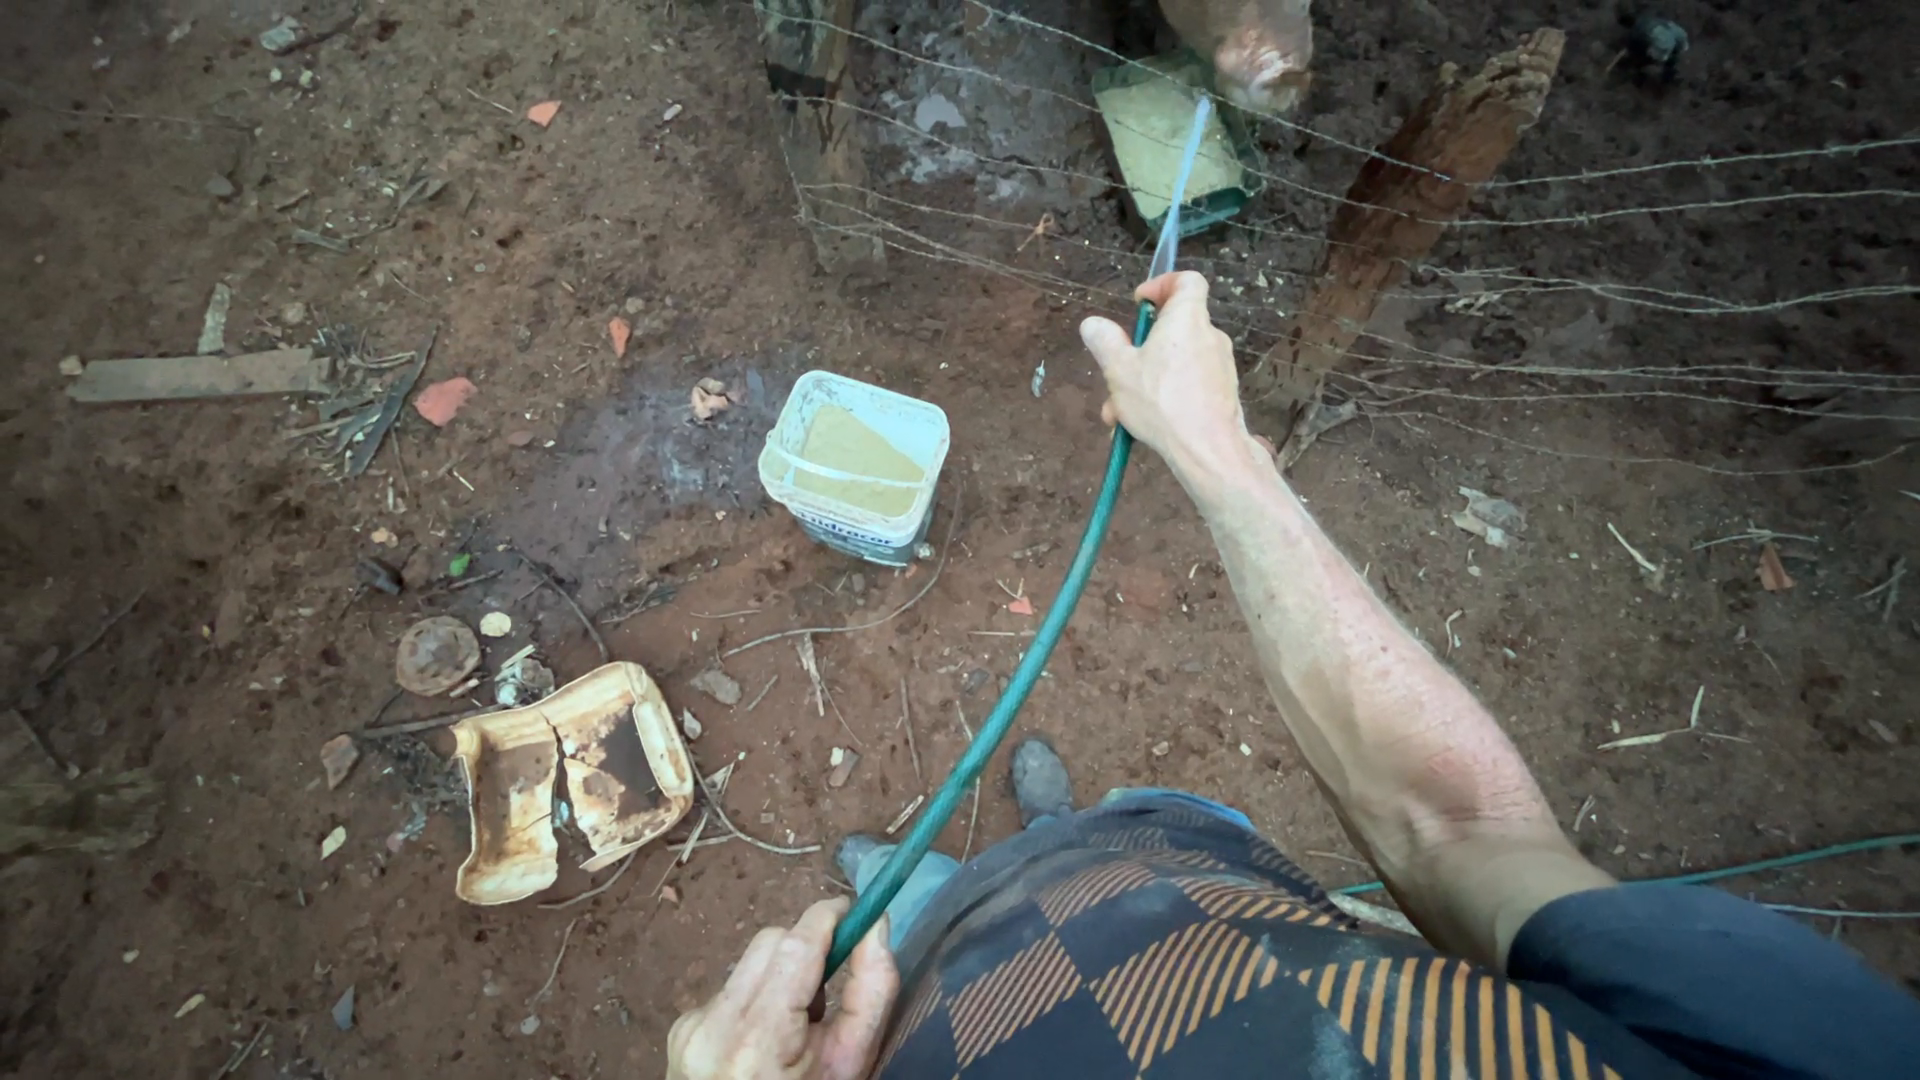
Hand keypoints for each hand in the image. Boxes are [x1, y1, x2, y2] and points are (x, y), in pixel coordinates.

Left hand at [667, 899, 897, 1079]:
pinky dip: (755, 997)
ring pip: (750, 960)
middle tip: (830, 986)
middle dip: (807, 950)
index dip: (827, 916)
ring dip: (781, 973)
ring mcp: (691, 1028)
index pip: (796, 944)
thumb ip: (873, 989)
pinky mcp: (680, 1031)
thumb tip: (876, 923)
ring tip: (795, 1024)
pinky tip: (763, 1039)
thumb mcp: (852, 1064)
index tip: (853, 911)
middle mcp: (715, 1026)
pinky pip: (730, 986)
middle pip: (771, 942)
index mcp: (760, 1040)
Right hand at [1079, 272, 1270, 484]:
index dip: (1162, 284)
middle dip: (1138, 352)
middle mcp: (1208, 335)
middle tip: (1115, 376)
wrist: (1206, 448)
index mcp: (1187, 318)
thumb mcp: (1119, 370)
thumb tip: (1092, 324)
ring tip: (1119, 414)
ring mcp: (1218, 366)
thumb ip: (1104, 342)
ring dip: (1143, 383)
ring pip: (1173, 364)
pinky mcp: (1221, 392)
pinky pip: (1186, 385)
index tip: (1140, 302)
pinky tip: (1141, 427)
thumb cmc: (1161, 401)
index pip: (1187, 280)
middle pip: (1171, 330)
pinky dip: (1163, 397)